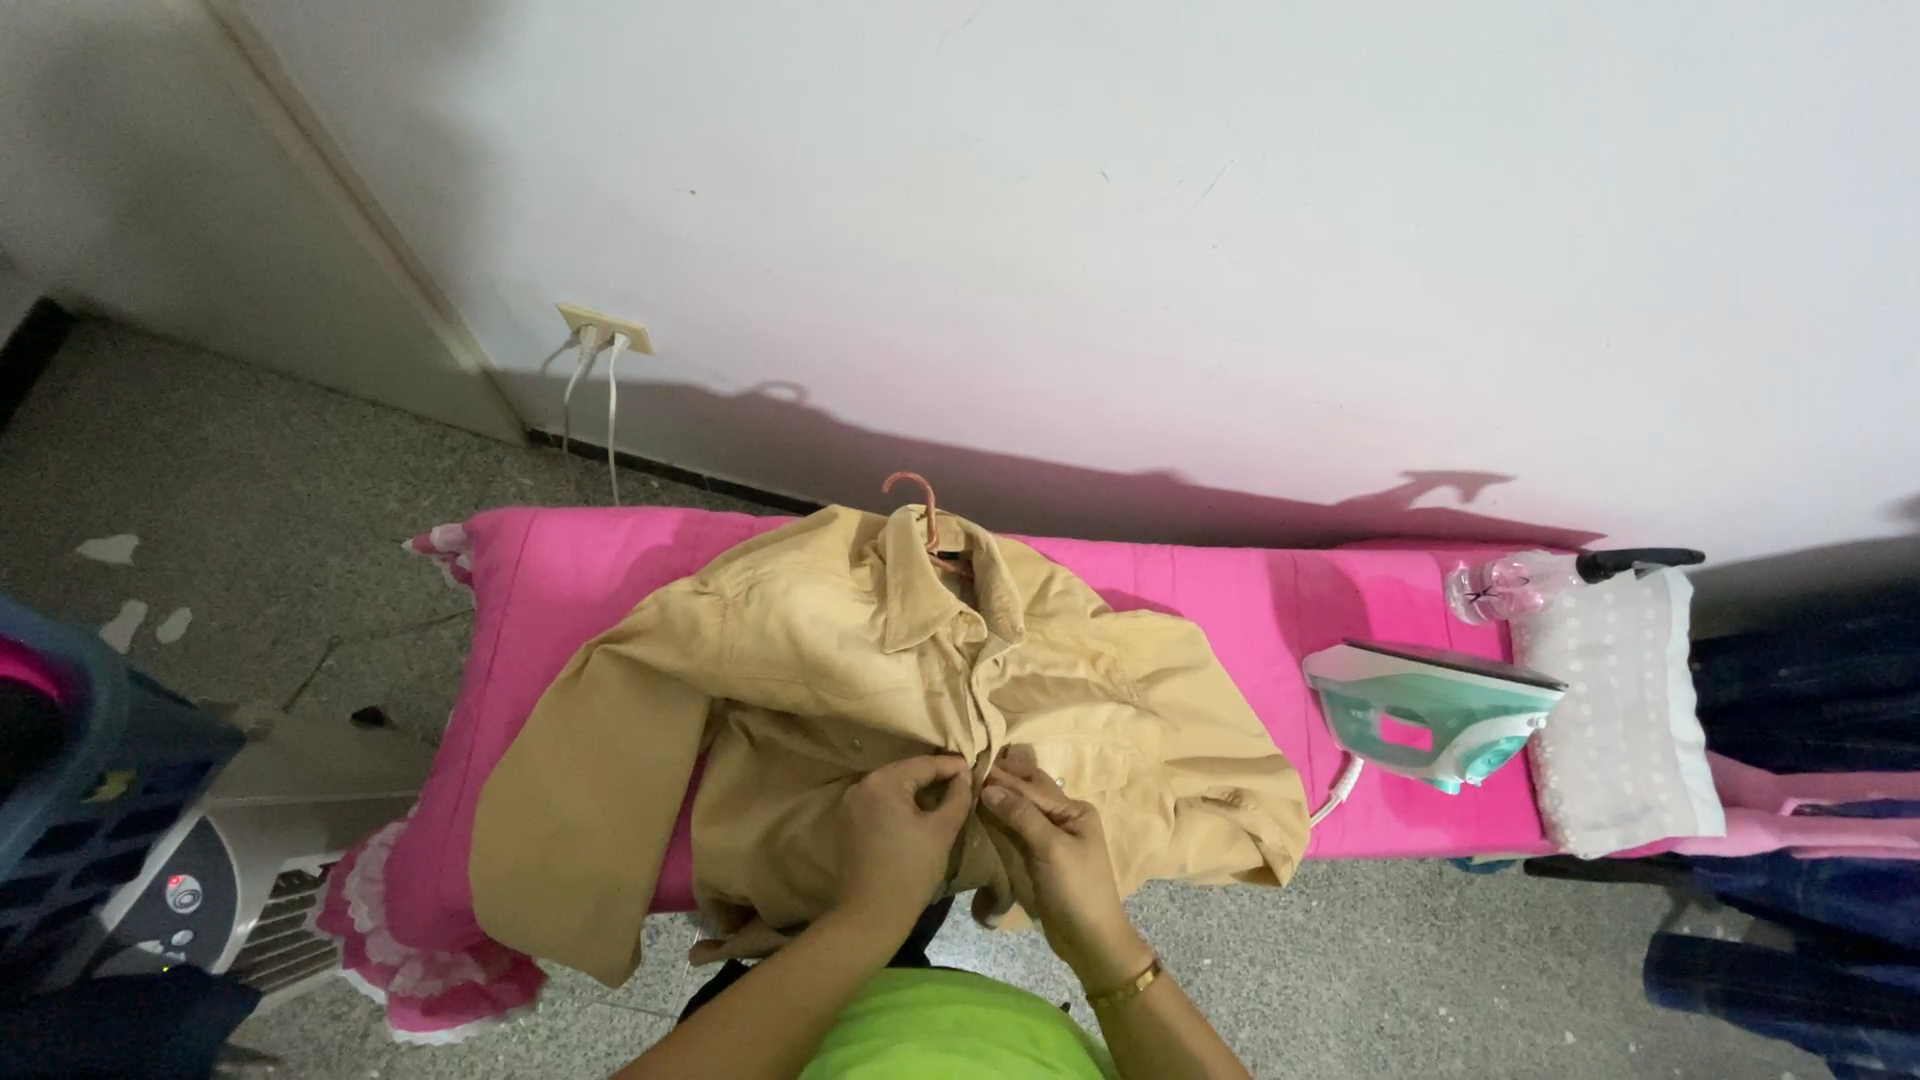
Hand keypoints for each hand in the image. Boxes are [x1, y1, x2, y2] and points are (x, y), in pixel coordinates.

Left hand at [837, 754, 972, 928]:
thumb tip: (964, 775)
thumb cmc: (911, 872)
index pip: (924, 764)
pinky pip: (878, 801)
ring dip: (916, 788)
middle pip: (905, 771)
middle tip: (960, 779)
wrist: (870, 916)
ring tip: (943, 793)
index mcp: (883, 783)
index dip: (951, 765)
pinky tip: (918, 810)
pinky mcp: (847, 821)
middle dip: (933, 775)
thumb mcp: (942, 831)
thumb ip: (957, 797)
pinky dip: (898, 801)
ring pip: (891, 785)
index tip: (972, 767)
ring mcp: (850, 803)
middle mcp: (862, 785)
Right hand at [979, 757, 1155, 995]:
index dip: (1004, 777)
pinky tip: (983, 810)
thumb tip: (988, 786)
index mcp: (1074, 810)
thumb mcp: (1051, 848)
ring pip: (1021, 810)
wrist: (1089, 940)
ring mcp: (1050, 838)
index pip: (1033, 788)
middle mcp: (1063, 818)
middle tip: (971, 765)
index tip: (974, 763)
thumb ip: (1021, 815)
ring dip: (1000, 797)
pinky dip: (1000, 819)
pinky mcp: (1038, 857)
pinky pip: (1017, 830)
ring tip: (973, 781)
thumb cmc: (1076, 889)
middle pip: (1029, 793)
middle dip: (1003, 780)